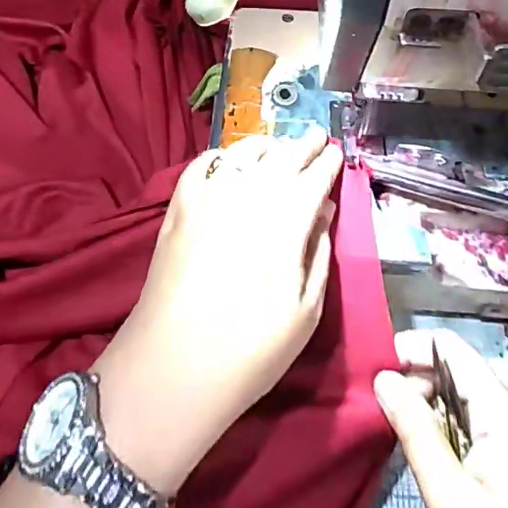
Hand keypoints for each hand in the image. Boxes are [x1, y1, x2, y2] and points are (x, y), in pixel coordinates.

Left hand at [92, 129, 342, 495]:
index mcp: (288, 222)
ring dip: (268, 145)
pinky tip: (229, 161)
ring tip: (279, 146)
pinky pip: (202, 166)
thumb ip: (319, 252)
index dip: (329, 163)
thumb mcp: (306, 310)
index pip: (315, 177)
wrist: (170, 371)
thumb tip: (325, 210)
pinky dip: (220, 156)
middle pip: (283, 157)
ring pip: (244, 154)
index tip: (337, 153)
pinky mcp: (178, 210)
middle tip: (318, 136)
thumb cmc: (251, 350)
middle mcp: (250, 198)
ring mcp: (209, 199)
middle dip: (304, 144)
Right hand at [374, 330, 507, 507]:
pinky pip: (478, 429)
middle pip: (461, 373)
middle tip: (374, 395)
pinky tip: (424, 444)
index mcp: (506, 413)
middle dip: (417, 375)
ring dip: (429, 403)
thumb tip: (383, 379)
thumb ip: (417, 434)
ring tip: (390, 416)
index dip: (413, 346)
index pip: (455, 350)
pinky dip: (447, 428)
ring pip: (468, 404)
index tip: (372, 361)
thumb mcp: (451, 498)